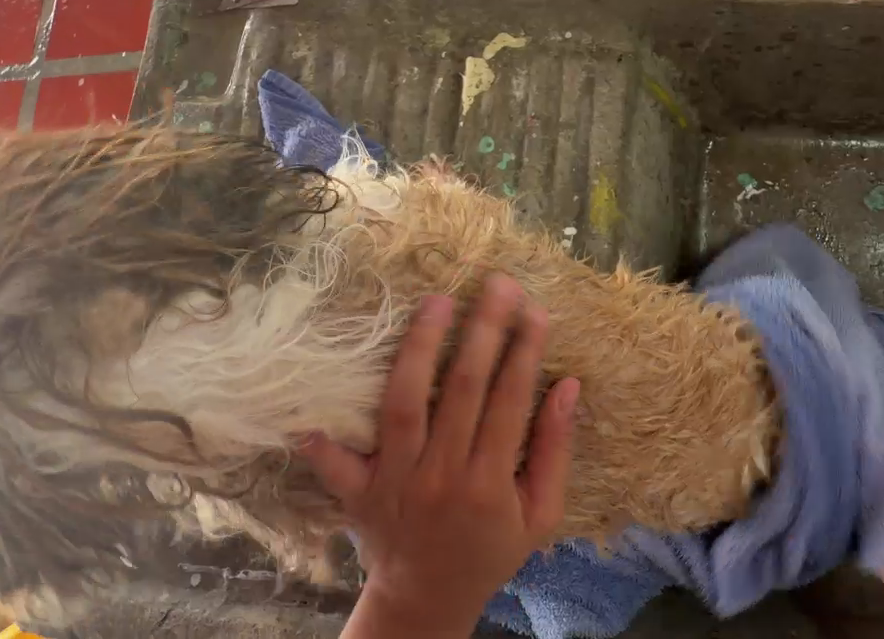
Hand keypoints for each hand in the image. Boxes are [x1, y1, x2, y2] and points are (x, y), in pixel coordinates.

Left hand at [301, 274, 580, 638]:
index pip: (511, 401)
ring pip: (403, 403)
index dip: (525, 350)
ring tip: (438, 301)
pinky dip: (322, 434)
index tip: (535, 307)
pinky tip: (315, 396)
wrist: (427, 600)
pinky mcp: (358, 492)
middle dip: (484, 329)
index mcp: (489, 484)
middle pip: (461, 389)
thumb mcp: (540, 514)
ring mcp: (394, 482)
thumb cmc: (490, 549)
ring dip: (421, 347)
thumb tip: (569, 386)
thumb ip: (555, 450)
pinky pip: (334, 461)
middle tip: (498, 282)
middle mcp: (441, 476)